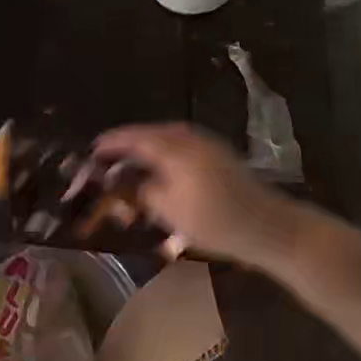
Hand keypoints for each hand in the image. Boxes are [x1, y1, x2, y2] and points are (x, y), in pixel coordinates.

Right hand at [95, 122, 298, 266]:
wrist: (268, 227)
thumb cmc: (214, 221)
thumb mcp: (168, 211)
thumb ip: (142, 191)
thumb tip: (124, 181)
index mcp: (176, 149)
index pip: (136, 138)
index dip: (112, 144)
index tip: (92, 150)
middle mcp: (191, 139)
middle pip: (151, 133)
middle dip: (128, 142)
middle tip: (107, 155)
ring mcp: (208, 145)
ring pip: (168, 138)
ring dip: (146, 146)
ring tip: (129, 161)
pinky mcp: (219, 156)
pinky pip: (182, 145)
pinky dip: (164, 152)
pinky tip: (159, 168)